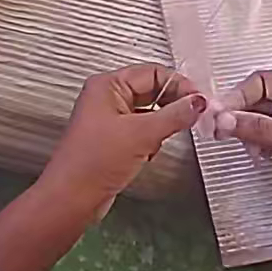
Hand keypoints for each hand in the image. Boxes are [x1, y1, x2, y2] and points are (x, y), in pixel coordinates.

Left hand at [39, 64, 206, 209]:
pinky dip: (151, 139)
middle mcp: (106, 98)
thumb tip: (197, 101)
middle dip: (172, 105)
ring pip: (148, 112)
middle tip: (194, 117)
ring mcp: (109, 119)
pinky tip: (151, 151)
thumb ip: (174, 115)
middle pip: (151, 91)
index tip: (199, 100)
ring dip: (161, 125)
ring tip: (165, 137)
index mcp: (107, 85)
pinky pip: (141, 130)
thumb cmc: (95, 162)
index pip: (153, 73)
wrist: (72, 197)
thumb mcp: (142, 134)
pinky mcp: (112, 140)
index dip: (179, 84)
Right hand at [210, 70, 271, 242]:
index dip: (239, 96)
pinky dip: (260, 144)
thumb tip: (223, 118)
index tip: (218, 115)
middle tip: (220, 132)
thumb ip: (261, 128)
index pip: (265, 81)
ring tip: (245, 147)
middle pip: (262, 98)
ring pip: (264, 118)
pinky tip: (259, 155)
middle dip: (241, 114)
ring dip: (249, 131)